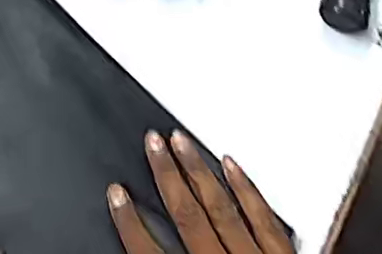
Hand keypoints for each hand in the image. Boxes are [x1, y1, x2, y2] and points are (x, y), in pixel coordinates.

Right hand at [110, 131, 291, 253]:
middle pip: (188, 218)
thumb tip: (149, 253)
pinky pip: (265, 220)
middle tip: (152, 141)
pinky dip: (246, 190)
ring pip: (222, 209)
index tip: (117, 194)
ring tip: (180, 140)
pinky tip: (231, 164)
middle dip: (167, 176)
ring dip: (198, 171)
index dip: (131, 224)